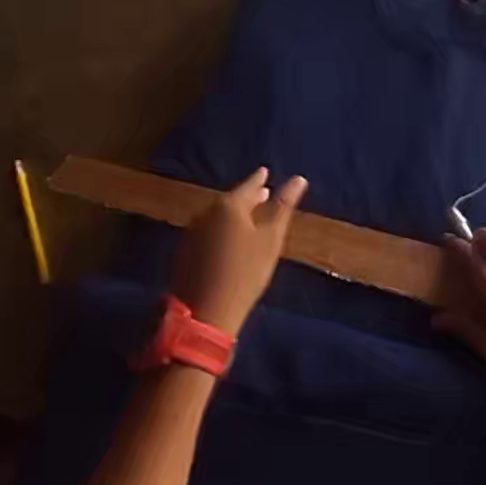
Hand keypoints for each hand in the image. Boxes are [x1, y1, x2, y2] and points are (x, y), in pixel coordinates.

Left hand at [170, 167, 308, 336]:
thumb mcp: (271, 239)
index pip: (248, 185)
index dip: (259, 179)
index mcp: (229, 205)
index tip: (265, 172)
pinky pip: (209, 228)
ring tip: (250, 215)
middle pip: (232, 199)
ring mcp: (193, 230)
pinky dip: (222, 227)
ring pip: (218, 214)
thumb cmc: (246, 273)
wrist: (206, 312)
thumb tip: (299, 179)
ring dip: (235, 212)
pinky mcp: (186, 249)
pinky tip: (230, 237)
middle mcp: (207, 212)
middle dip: (248, 197)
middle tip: (263, 193)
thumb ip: (284, 207)